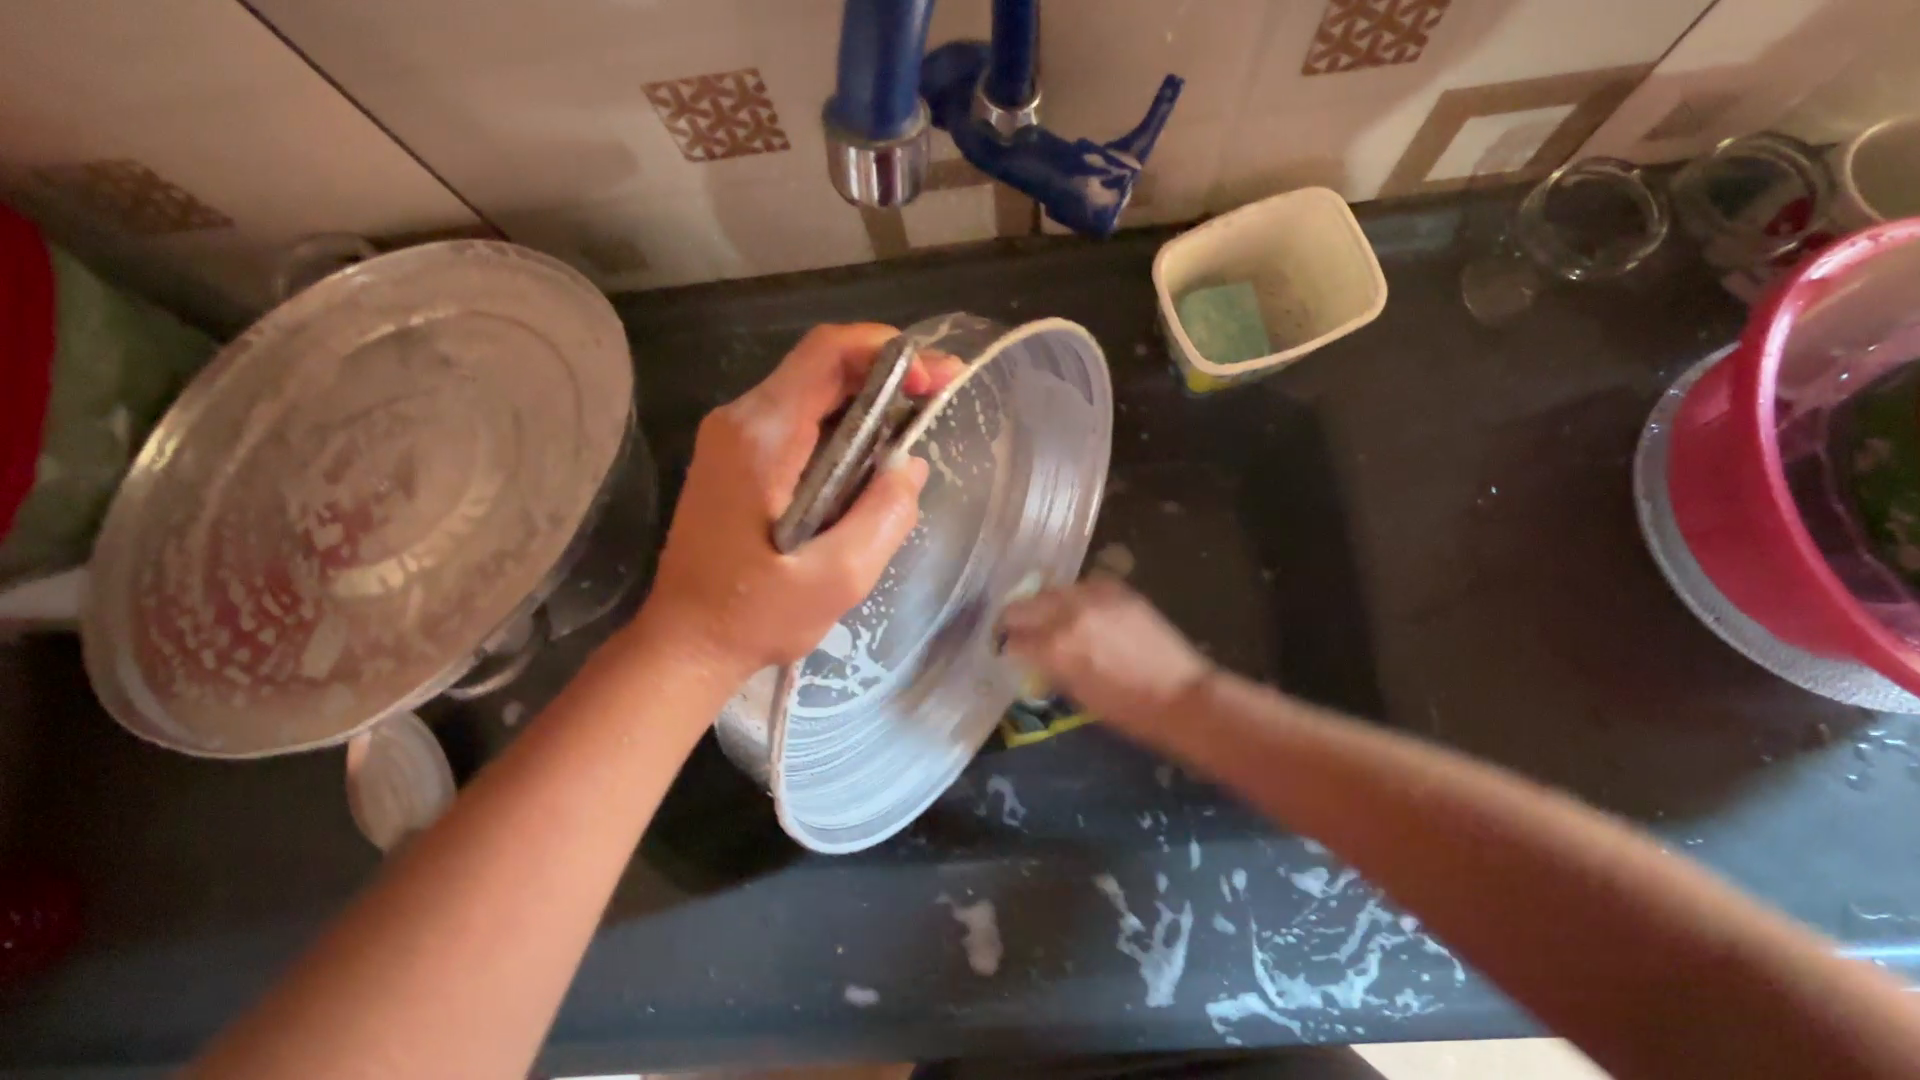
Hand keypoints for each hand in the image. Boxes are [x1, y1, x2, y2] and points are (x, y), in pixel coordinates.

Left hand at [638, 324, 958, 681]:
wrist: (685, 643)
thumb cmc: (756, 615)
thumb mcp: (839, 577)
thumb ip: (885, 514)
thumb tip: (910, 463)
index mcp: (762, 437)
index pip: (827, 352)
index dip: (890, 350)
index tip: (939, 377)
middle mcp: (741, 421)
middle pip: (821, 366)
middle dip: (887, 374)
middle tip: (939, 400)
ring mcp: (732, 438)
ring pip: (810, 391)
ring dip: (865, 401)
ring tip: (911, 432)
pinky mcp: (734, 459)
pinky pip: (796, 420)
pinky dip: (840, 426)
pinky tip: (868, 461)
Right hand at [999, 578, 1212, 728]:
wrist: (1180, 695)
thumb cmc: (1126, 710)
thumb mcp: (1076, 694)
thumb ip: (1048, 668)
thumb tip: (1031, 655)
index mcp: (1054, 648)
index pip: (1011, 639)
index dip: (1005, 646)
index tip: (1005, 650)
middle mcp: (1067, 615)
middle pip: (1021, 606)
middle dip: (1015, 620)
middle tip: (1017, 631)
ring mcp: (1093, 597)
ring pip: (1050, 591)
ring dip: (1043, 605)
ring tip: (1049, 619)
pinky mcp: (1116, 589)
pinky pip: (1082, 586)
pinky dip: (1074, 598)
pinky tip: (1080, 611)